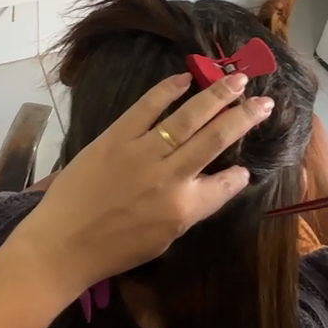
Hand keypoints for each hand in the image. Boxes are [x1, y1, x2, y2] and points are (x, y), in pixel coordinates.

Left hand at [9, 72, 266, 294]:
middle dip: (244, 118)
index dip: (239, 175)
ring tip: (238, 79)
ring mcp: (142, 153)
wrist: (61, 244)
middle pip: (215, 139)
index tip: (247, 165)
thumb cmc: (112, 250)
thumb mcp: (162, 240)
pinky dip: (168, 89)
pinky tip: (185, 77)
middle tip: (266, 101)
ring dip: (217, 95)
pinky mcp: (115, 137)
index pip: (225, 185)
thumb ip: (191, 210)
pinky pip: (147, 107)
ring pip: (189, 117)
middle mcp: (169, 177)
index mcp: (183, 209)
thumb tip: (217, 184)